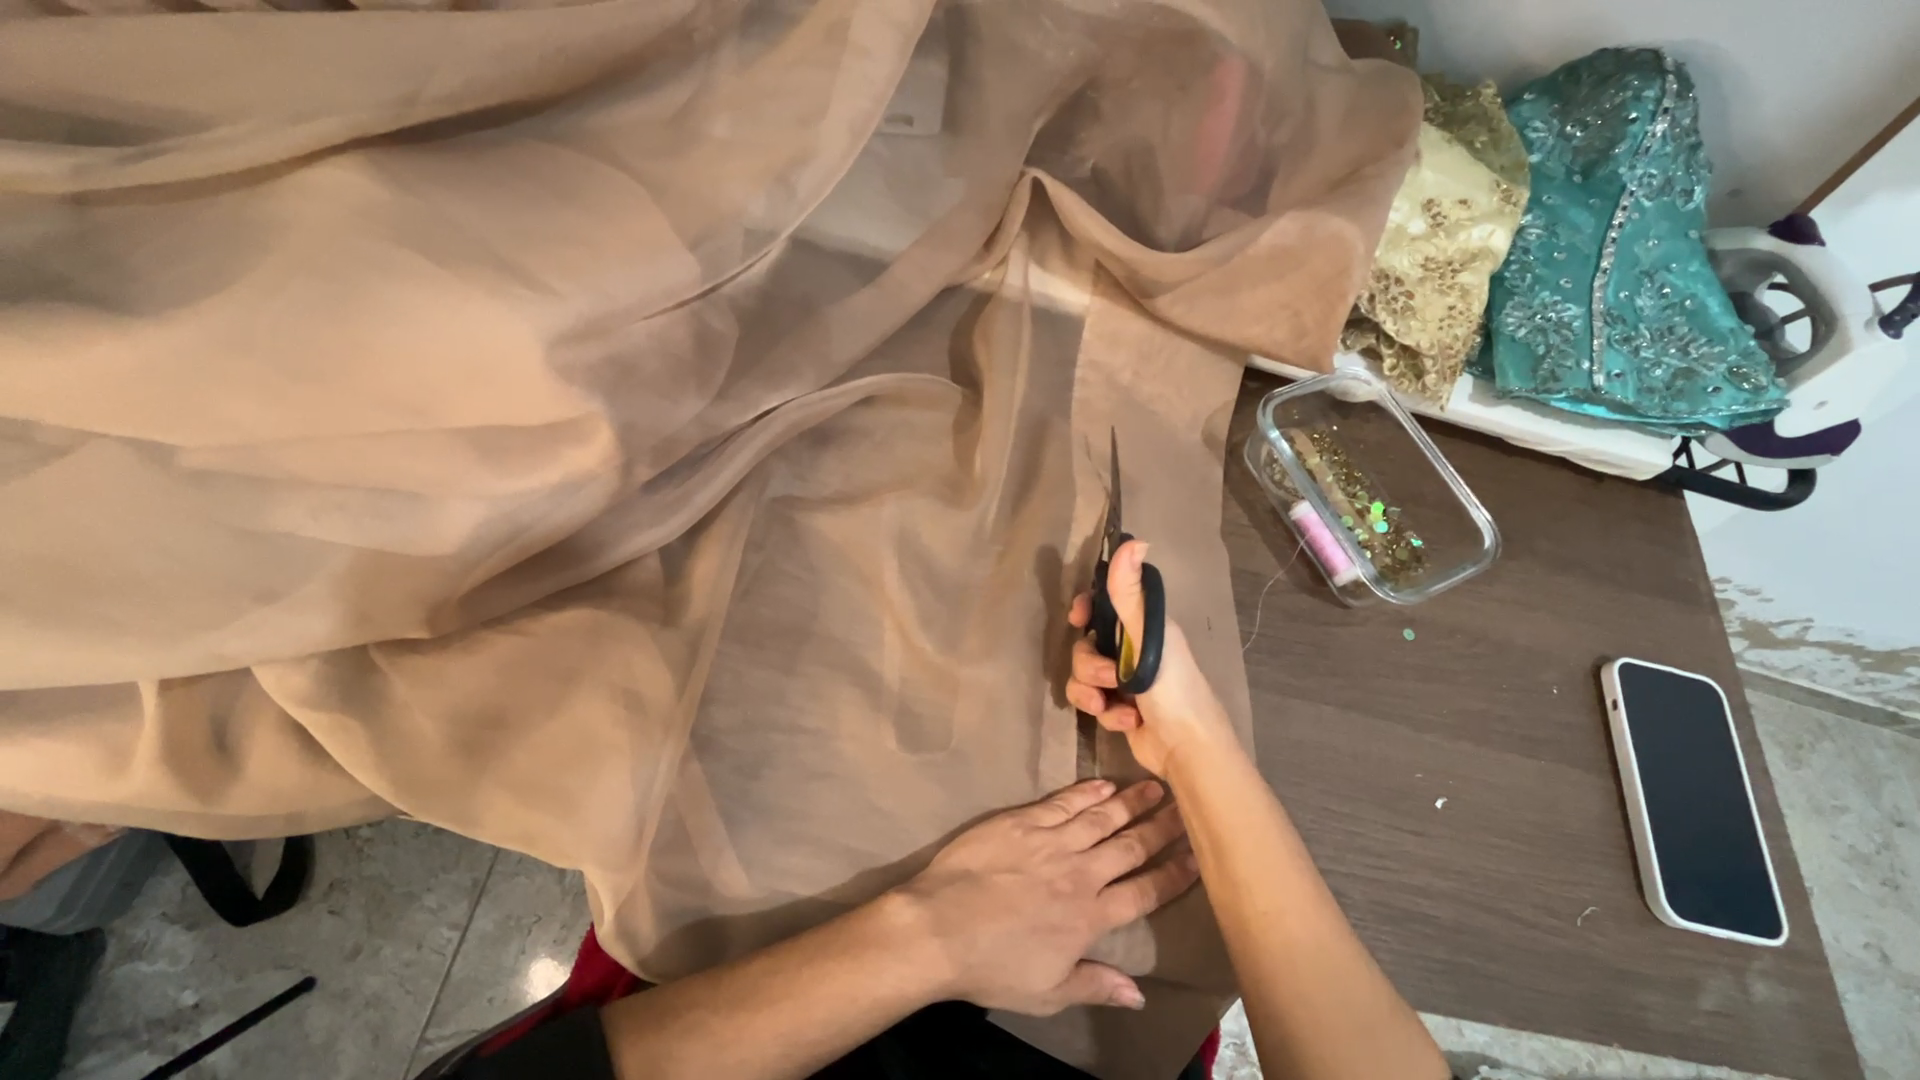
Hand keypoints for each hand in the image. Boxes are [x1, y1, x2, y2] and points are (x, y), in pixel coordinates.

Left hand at [893, 778, 1196, 1015]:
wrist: (937, 927)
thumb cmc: (990, 967)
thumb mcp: (1046, 992)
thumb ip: (1094, 985)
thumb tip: (1140, 995)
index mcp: (1088, 917)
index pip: (1143, 892)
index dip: (1173, 875)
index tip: (1197, 858)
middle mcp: (1078, 874)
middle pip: (1130, 846)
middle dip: (1161, 828)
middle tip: (1187, 809)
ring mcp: (1050, 843)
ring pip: (1101, 818)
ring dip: (1131, 802)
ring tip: (1155, 787)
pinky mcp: (1022, 821)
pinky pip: (1063, 802)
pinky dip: (1086, 792)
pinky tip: (1104, 784)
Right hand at [1066, 539, 1236, 775]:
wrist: (1185, 747)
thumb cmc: (1172, 686)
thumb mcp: (1148, 635)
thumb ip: (1130, 593)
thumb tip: (1133, 540)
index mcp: (1144, 626)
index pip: (1105, 604)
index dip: (1085, 610)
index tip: (1077, 620)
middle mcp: (1133, 649)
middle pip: (1085, 645)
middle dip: (1088, 665)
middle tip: (1108, 678)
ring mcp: (1124, 680)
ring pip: (1082, 676)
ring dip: (1091, 691)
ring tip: (1110, 705)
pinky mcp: (1117, 708)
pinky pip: (1092, 702)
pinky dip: (1107, 714)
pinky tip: (1127, 722)